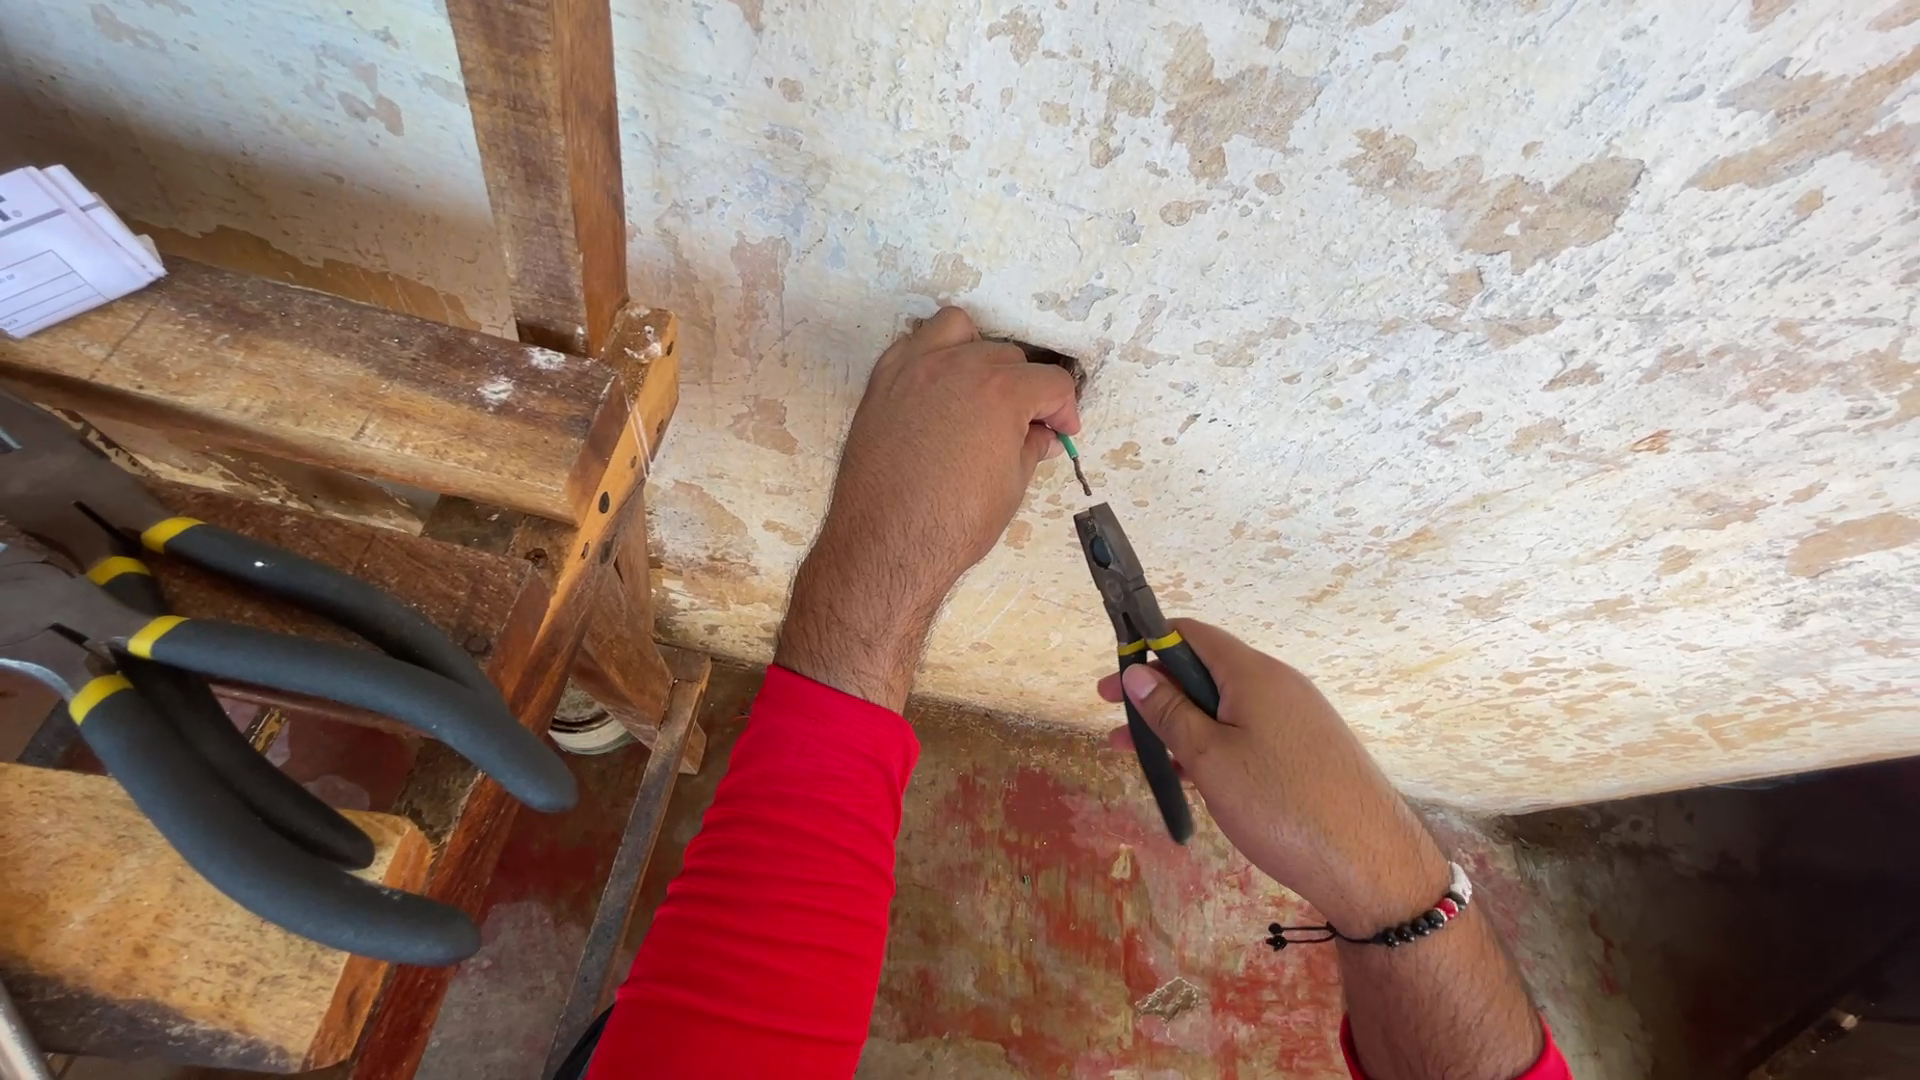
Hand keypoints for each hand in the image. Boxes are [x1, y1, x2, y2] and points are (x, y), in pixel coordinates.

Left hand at [776, 307, 1080, 710]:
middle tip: (1021, 427)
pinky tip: (938, 391)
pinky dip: (933, 356)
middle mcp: (960, 365)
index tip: (1061, 431)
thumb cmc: (953, 524)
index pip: (1053, 382)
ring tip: (979, 390)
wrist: (886, 543)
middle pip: (1010, 357)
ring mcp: (916, 367)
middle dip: (1025, 390)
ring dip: (978, 352)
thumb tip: (1041, 434)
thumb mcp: (1011, 487)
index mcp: (1002, 390)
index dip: (1065, 411)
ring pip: (960, 330)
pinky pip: (914, 344)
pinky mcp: (883, 380)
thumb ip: (1031, 448)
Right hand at [1100, 620, 1449, 934]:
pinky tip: (1182, 771)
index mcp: (1253, 673)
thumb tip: (1136, 672)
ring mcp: (1294, 718)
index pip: (1190, 633)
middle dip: (1154, 690)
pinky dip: (1209, 742)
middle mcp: (1277, 684)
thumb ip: (1169, 711)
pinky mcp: (1305, 750)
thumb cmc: (1279, 804)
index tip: (1116, 673)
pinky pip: (1244, 731)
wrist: (1374, 868)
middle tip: (1113, 716)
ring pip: (1221, 706)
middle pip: (1203, 671)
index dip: (1147, 644)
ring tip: (1133, 751)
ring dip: (1176, 722)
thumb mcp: (1210, 757)